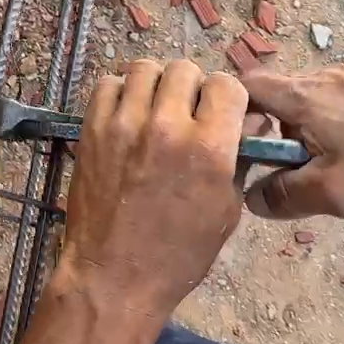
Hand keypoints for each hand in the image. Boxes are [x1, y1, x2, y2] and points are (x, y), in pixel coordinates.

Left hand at [57, 59, 248, 324]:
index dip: (227, 96)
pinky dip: (120, 92)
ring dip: (155, 84)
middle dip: (191, 86)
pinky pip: (107, 83)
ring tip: (154, 108)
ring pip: (144, 68)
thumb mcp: (225, 210)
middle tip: (186, 110)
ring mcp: (124, 122)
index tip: (220, 110)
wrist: (114, 274)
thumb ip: (238, 157)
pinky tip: (126, 114)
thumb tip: (251, 120)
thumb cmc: (178, 253)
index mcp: (208, 148)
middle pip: (184, 69)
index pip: (226, 85)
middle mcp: (166, 126)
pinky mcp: (92, 126)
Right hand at [240, 65, 343, 219]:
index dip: (228, 114)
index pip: (241, 86)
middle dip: (275, 136)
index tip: (238, 151)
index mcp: (299, 97)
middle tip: (295, 177)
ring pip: (316, 106)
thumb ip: (288, 196)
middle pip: (278, 99)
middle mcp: (322, 78)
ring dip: (314, 137)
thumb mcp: (341, 194)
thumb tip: (253, 197)